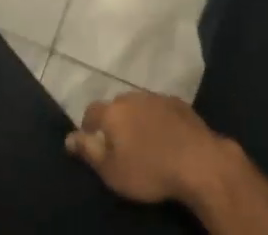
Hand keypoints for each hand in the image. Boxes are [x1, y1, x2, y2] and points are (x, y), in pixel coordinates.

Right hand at [65, 91, 231, 204]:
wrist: (198, 161)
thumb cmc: (149, 170)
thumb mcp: (112, 171)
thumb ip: (88, 152)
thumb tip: (69, 137)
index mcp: (113, 111)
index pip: (91, 111)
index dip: (88, 126)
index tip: (91, 142)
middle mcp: (133, 97)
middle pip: (116, 105)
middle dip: (114, 121)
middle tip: (119, 144)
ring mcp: (158, 97)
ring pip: (139, 104)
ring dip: (137, 118)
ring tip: (142, 139)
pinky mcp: (179, 103)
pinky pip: (160, 108)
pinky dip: (157, 118)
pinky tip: (164, 135)